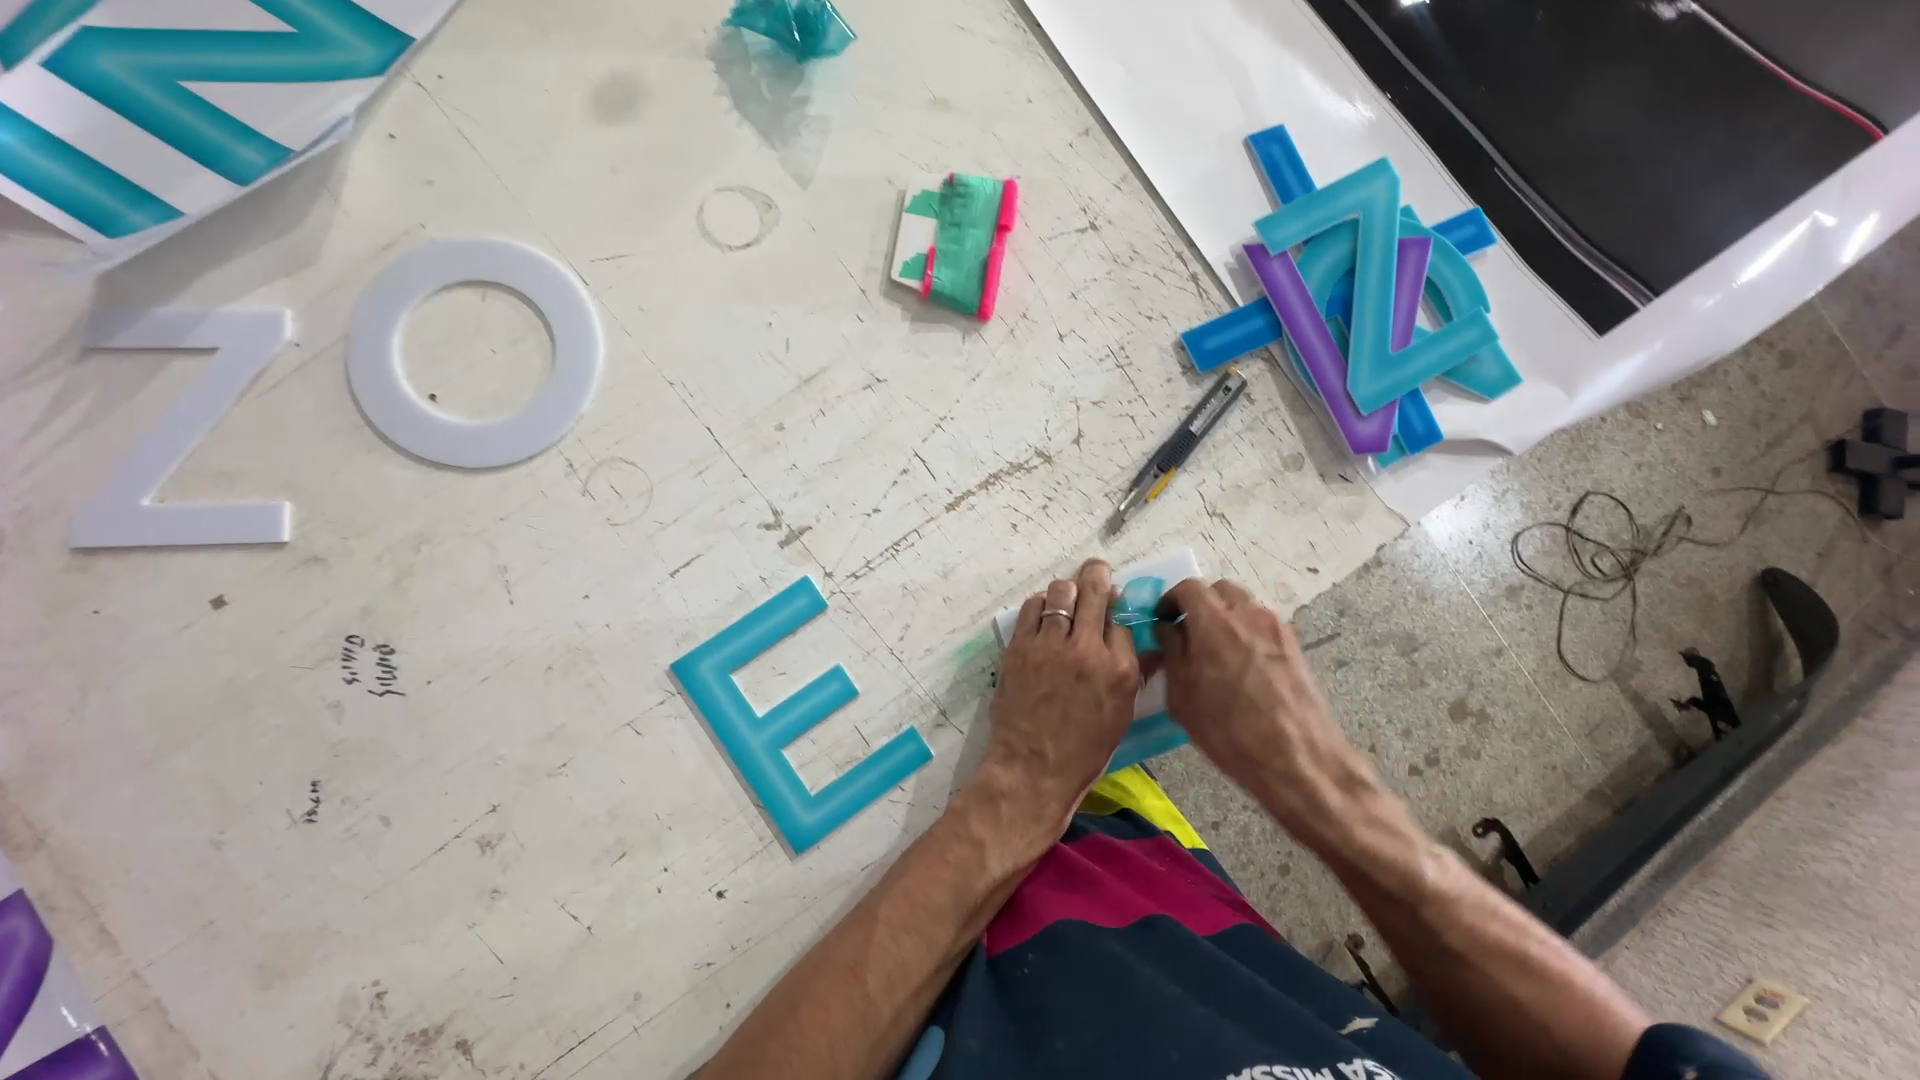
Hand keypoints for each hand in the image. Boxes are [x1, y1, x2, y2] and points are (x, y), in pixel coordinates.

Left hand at [973, 559, 1141, 837]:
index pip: (1124, 619)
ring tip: (1067, 598)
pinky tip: (1043, 613)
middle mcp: (1088, 650)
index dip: (1119, 609)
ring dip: (1067, 589)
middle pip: (1096, 591)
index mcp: (1120, 670)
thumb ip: (1132, 674)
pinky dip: (1040, 604)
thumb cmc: (1084, 752)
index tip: (1116, 604)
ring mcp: (1050, 645)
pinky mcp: (1020, 647)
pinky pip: (1032, 608)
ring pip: (1061, 591)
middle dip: (1099, 575)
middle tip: (1097, 570)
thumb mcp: (1121, 715)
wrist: (1033, 769)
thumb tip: (1142, 646)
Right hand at [1153, 578, 1377, 839]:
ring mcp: (1276, 627)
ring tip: (1215, 651)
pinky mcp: (1294, 646)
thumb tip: (1168, 629)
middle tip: (1188, 632)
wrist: (1296, 757)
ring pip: (1244, 605)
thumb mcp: (1182, 695)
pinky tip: (1241, 666)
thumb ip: (1172, 652)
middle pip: (1220, 590)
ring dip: (1225, 617)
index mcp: (1214, 620)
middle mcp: (1248, 613)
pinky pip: (1262, 625)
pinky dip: (1246, 633)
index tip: (1163, 620)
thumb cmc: (1228, 730)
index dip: (1171, 600)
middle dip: (1200, 604)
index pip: (1188, 587)